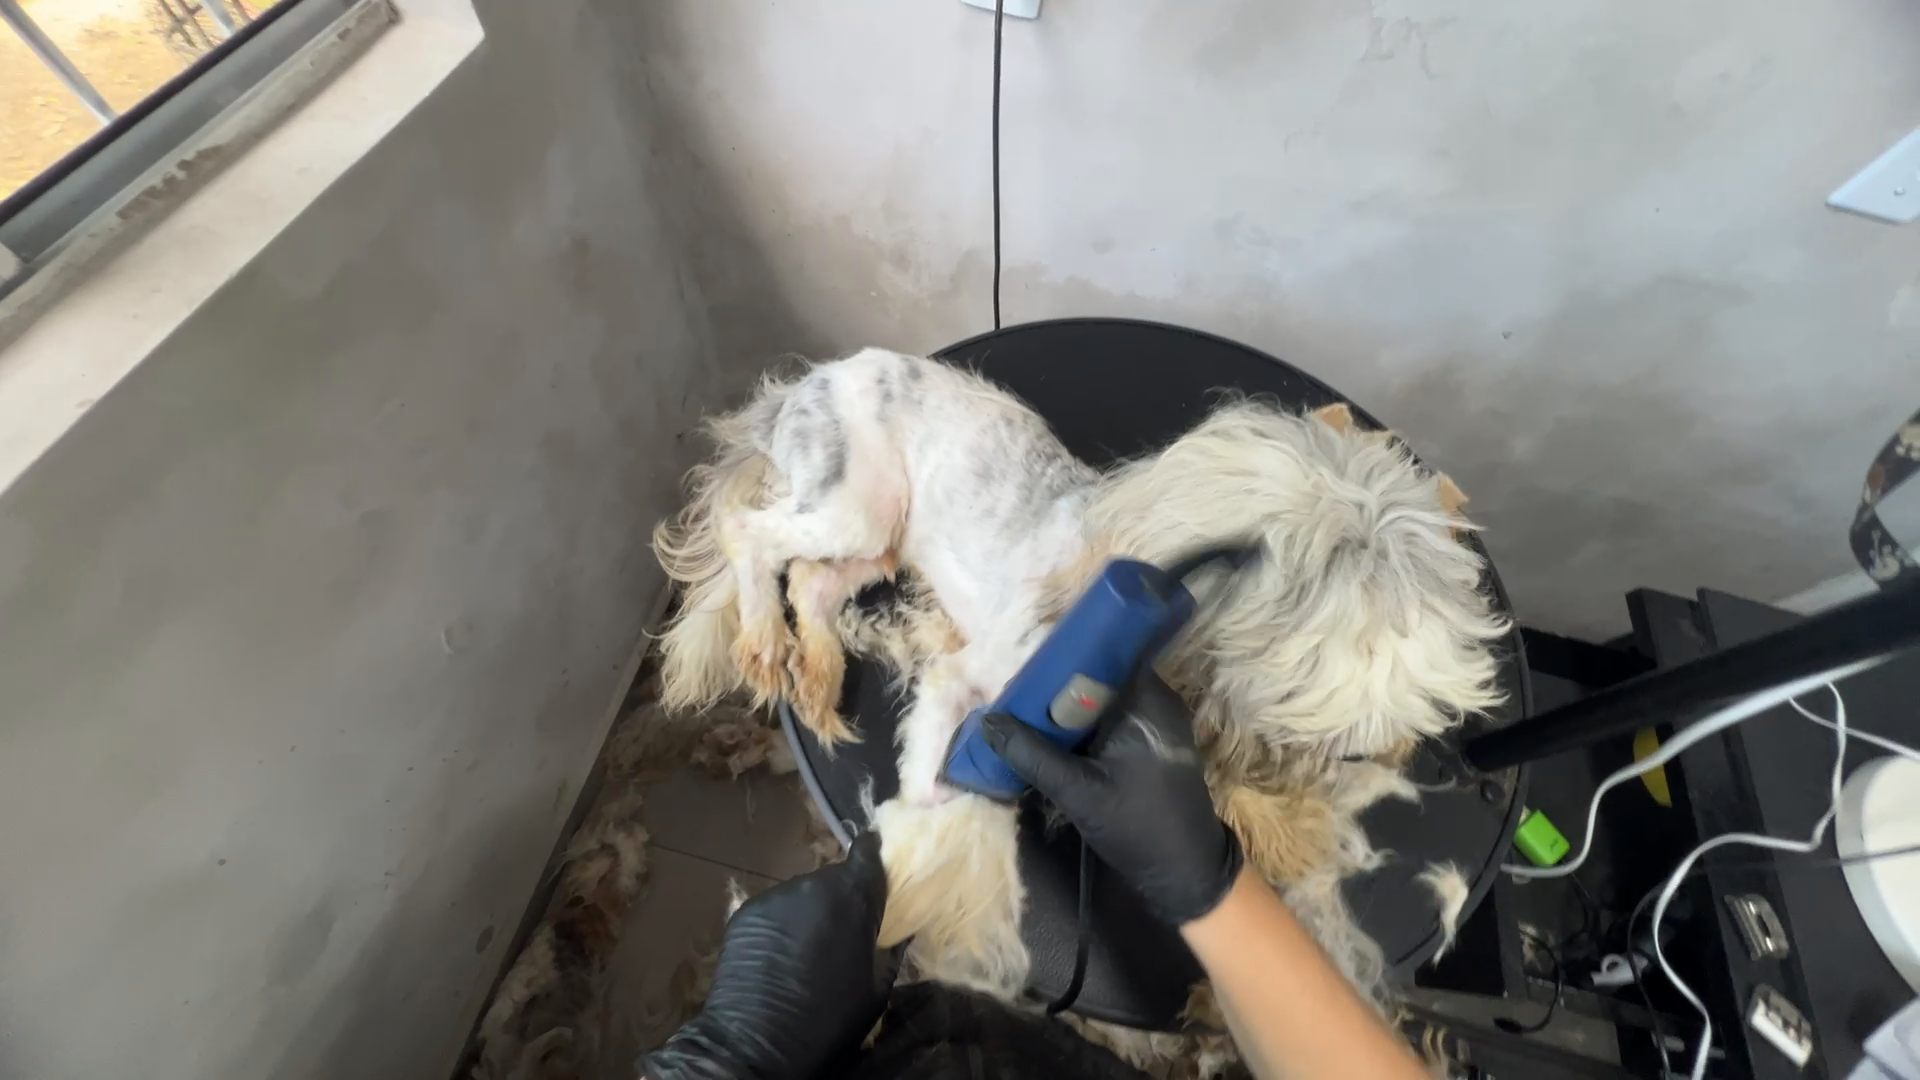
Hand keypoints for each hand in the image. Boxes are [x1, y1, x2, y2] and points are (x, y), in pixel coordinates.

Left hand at [637, 832, 900, 1079]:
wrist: (756, 1047)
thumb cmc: (829, 1019)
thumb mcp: (876, 987)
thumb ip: (891, 947)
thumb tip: (901, 928)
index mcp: (853, 895)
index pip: (867, 851)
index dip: (872, 853)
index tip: (875, 863)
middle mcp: (816, 883)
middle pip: (835, 877)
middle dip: (841, 898)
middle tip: (840, 931)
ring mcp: (779, 894)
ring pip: (805, 893)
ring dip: (810, 911)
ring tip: (807, 949)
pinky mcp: (749, 910)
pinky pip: (776, 909)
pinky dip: (782, 924)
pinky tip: (779, 955)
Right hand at [982, 674, 1241, 925]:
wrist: (1186, 876)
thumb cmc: (1138, 827)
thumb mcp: (1078, 791)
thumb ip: (1032, 755)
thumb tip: (987, 722)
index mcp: (1148, 699)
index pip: (1101, 654)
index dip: (1062, 656)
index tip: (1025, 666)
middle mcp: (1155, 700)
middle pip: (1098, 675)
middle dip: (1056, 683)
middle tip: (1016, 690)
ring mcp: (1154, 721)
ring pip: (1100, 699)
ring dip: (1066, 706)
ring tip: (1024, 708)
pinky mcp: (1147, 741)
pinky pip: (1108, 719)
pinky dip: (1081, 725)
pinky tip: (1049, 734)